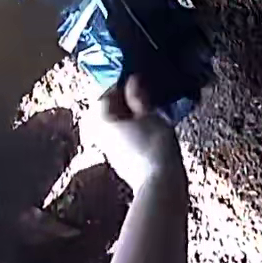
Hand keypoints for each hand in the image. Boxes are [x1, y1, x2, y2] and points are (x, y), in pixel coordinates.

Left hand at [88, 75, 183, 192]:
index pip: (104, 97)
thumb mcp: (149, 114)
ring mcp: (110, 151)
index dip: (119, 85)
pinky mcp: (121, 161)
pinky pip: (122, 138)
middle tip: (141, 94)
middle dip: (122, 101)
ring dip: (127, 115)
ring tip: (147, 110)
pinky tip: (148, 129)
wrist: (160, 182)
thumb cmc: (154, 144)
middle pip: (107, 112)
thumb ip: (137, 97)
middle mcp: (102, 136)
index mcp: (104, 122)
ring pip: (115, 126)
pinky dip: (131, 129)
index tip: (135, 80)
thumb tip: (131, 81)